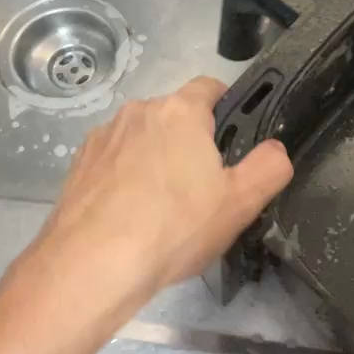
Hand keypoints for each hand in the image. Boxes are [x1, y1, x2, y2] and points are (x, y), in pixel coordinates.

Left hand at [30, 76, 292, 300]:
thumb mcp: (241, 202)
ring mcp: (103, 138)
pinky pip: (114, 163)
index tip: (232, 144)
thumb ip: (270, 167)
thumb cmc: (173, 227)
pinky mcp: (78, 166)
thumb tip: (275, 149)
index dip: (228, 109)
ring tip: (163, 211)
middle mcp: (138, 112)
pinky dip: (125, 181)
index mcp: (180, 111)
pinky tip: (130, 219)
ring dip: (155, 161)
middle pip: (176, 117)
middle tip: (204, 189)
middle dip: (191, 143)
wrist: (90, 267)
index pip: (211, 87)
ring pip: (143, 140)